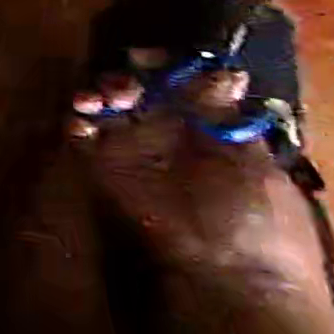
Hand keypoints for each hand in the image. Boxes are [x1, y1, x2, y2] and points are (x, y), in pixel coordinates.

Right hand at [70, 64, 328, 293]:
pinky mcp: (104, 166)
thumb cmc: (259, 218)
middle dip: (121, 77)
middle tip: (122, 90)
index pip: (171, 76)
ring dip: (93, 92)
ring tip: (94, 101)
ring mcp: (131, 145)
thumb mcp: (251, 161)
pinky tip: (80, 123)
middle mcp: (162, 125)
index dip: (158, 62)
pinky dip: (74, 122)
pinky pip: (80, 134)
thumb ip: (226, 116)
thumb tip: (228, 69)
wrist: (235, 274)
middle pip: (130, 83)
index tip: (144, 58)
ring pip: (101, 102)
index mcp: (201, 119)